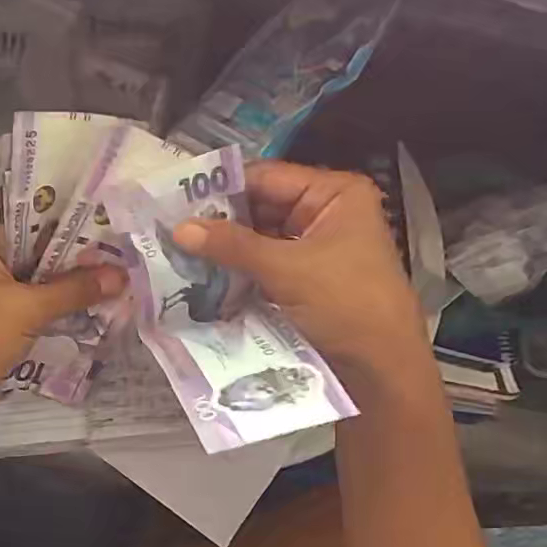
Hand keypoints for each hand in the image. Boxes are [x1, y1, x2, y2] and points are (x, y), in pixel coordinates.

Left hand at [0, 227, 124, 442]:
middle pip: (40, 253)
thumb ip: (76, 289)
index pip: (34, 225)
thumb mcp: (30, 309)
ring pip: (40, 279)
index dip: (73, 230)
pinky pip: (35, 301)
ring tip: (115, 281)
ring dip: (71, 285)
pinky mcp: (0, 315)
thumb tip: (123, 274)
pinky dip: (59, 304)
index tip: (111, 235)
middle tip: (121, 259)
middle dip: (77, 261)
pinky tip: (92, 305)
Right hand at [171, 160, 430, 383]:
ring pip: (256, 239)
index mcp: (334, 195)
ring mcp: (311, 249)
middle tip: (167, 227)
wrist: (378, 369)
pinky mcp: (300, 280)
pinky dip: (234, 270)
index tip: (175, 197)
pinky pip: (259, 266)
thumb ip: (232, 245)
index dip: (221, 186)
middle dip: (217, 220)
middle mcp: (322, 214)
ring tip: (175, 250)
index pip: (267, 178)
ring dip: (222, 248)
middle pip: (258, 208)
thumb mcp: (287, 269)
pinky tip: (198, 273)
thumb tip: (179, 228)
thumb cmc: (346, 303)